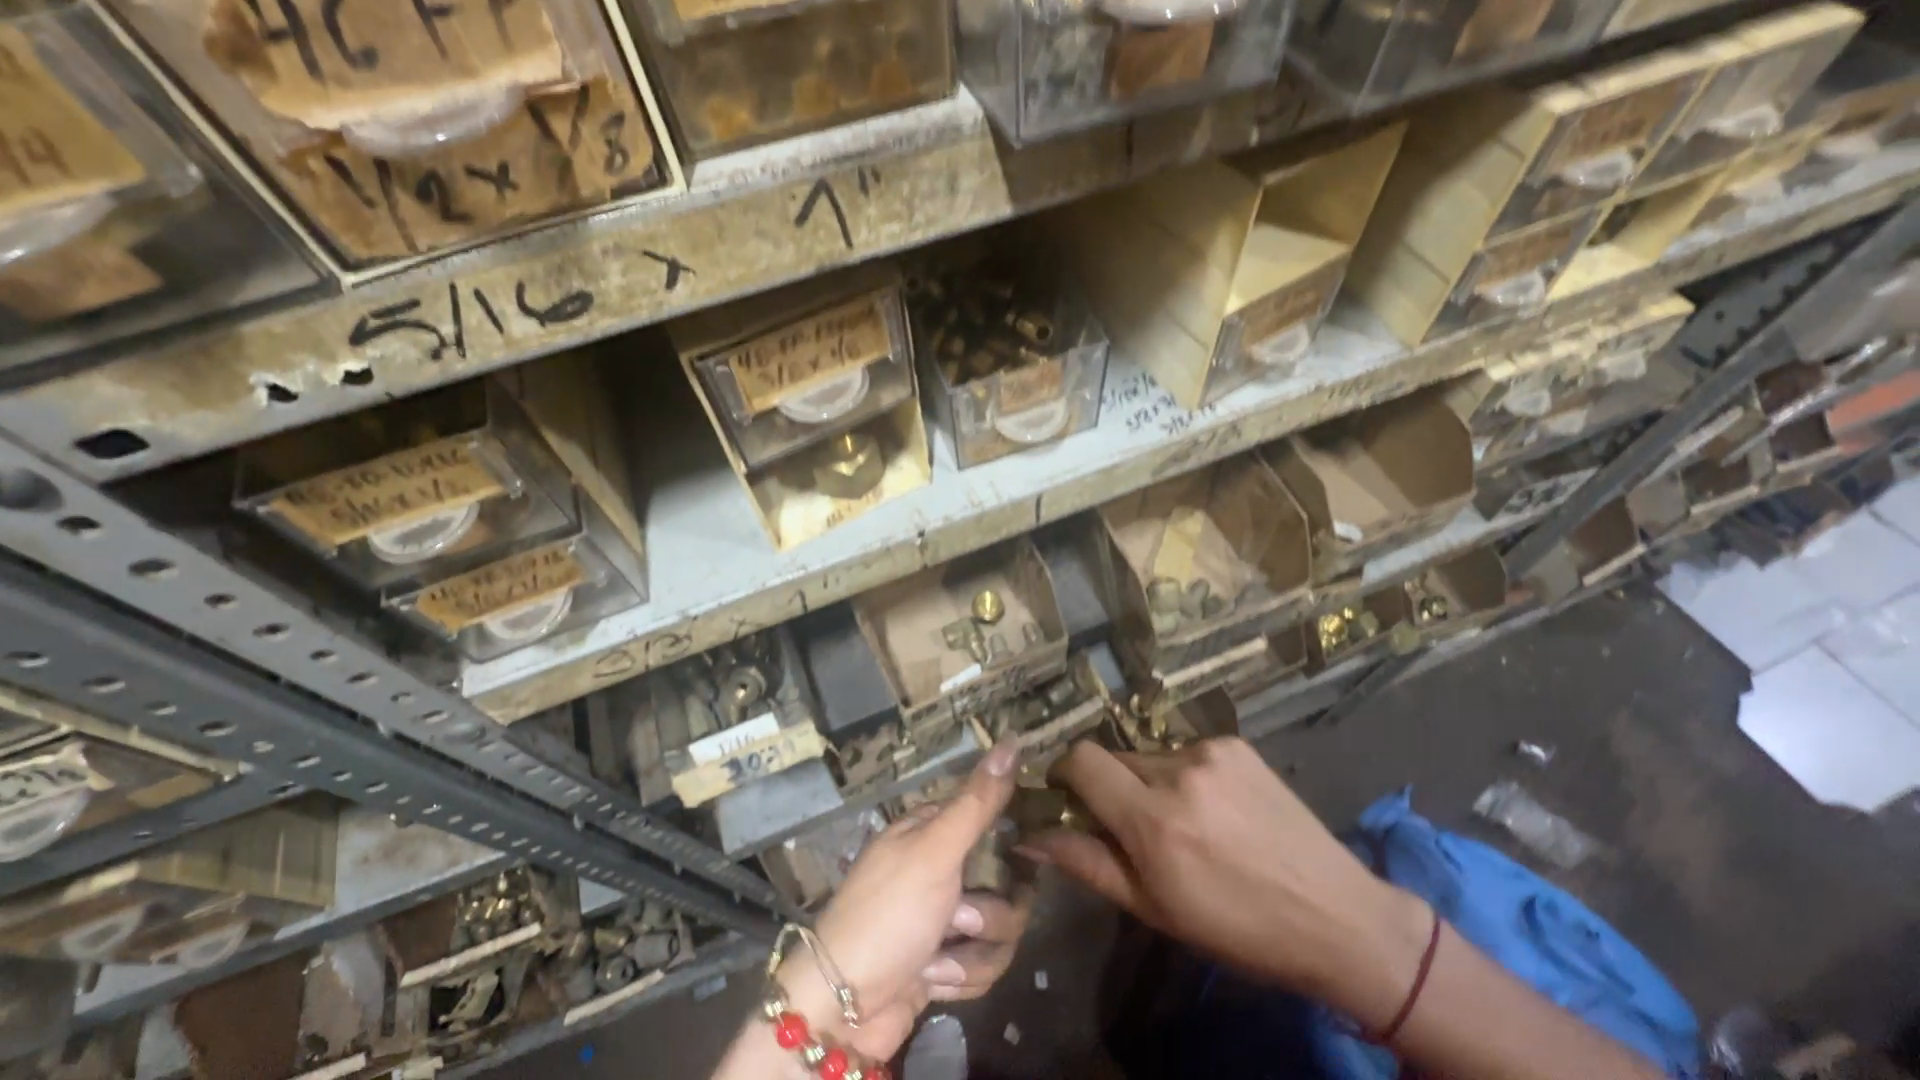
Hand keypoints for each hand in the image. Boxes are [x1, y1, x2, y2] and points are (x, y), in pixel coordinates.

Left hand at [785, 739, 1018, 1061]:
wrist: (843, 1007)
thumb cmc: (887, 915)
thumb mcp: (934, 851)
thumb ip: (977, 802)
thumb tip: (1012, 740)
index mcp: (929, 834)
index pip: (993, 821)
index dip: (1012, 842)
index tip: (1027, 857)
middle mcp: (938, 872)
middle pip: (1007, 886)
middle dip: (991, 916)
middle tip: (958, 920)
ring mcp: (941, 921)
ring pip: (1000, 932)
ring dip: (973, 954)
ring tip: (936, 962)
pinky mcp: (944, 964)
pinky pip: (983, 966)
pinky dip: (961, 979)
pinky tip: (930, 982)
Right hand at [1024, 738, 1432, 1027]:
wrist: (1335, 916)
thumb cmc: (1236, 927)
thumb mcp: (1152, 907)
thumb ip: (1086, 862)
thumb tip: (1028, 837)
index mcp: (1152, 819)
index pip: (1081, 760)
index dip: (1064, 775)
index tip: (1068, 800)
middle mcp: (1179, 772)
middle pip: (1114, 758)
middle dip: (1111, 788)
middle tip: (1135, 830)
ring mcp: (1213, 753)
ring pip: (1151, 757)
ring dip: (1150, 783)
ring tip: (1186, 826)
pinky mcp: (1238, 746)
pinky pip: (1187, 754)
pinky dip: (1186, 777)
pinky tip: (1216, 812)